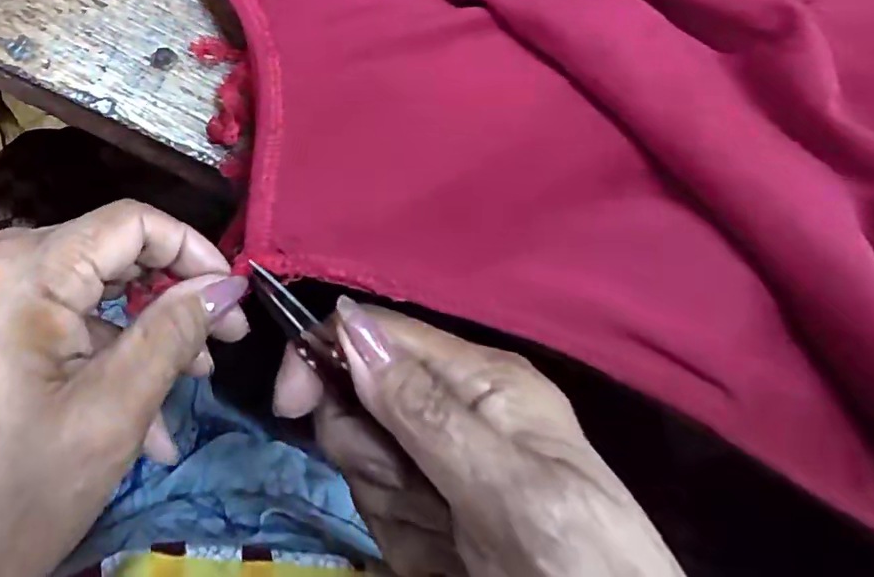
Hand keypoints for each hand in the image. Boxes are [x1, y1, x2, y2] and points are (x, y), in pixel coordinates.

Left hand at [0, 201, 250, 576]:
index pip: (134, 222)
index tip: (233, 294)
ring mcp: (8, 295)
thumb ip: (176, 333)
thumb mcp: (114, 409)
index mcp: (34, 266)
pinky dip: (119, 356)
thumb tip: (228, 286)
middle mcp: (16, 263)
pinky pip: (79, 321)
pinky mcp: (8, 327)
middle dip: (177, 295)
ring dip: (154, 334)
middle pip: (121, 253)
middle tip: (225, 340)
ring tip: (196, 381)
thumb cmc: (15, 488)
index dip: (192, 249)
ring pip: (106, 290)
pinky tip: (152, 417)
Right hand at [274, 300, 682, 576]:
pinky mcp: (430, 516)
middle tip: (411, 493)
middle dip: (365, 446)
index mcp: (480, 379)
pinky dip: (400, 540)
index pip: (380, 333)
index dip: (326, 351)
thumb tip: (348, 322)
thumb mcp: (511, 489)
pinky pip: (378, 509)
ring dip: (388, 502)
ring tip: (447, 541)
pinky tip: (446, 563)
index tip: (291, 403)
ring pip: (362, 456)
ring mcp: (440, 465)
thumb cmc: (583, 568)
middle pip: (358, 395)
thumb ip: (424, 408)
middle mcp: (454, 410)